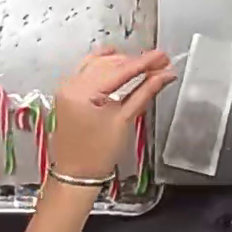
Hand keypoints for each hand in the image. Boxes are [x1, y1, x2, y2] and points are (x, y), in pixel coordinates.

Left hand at [49, 48, 174, 181]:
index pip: (119, 70)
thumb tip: (164, 75)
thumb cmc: (99, 153)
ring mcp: (67, 87)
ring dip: (121, 62)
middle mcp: (70, 84)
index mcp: (82, 92)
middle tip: (160, 62)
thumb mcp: (124, 120)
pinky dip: (105, 67)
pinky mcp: (69, 93)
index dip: (144, 62)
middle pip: (108, 64)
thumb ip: (144, 92)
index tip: (163, 56)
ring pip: (97, 64)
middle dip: (135, 62)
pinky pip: (88, 71)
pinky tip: (120, 64)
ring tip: (145, 65)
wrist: (77, 175)